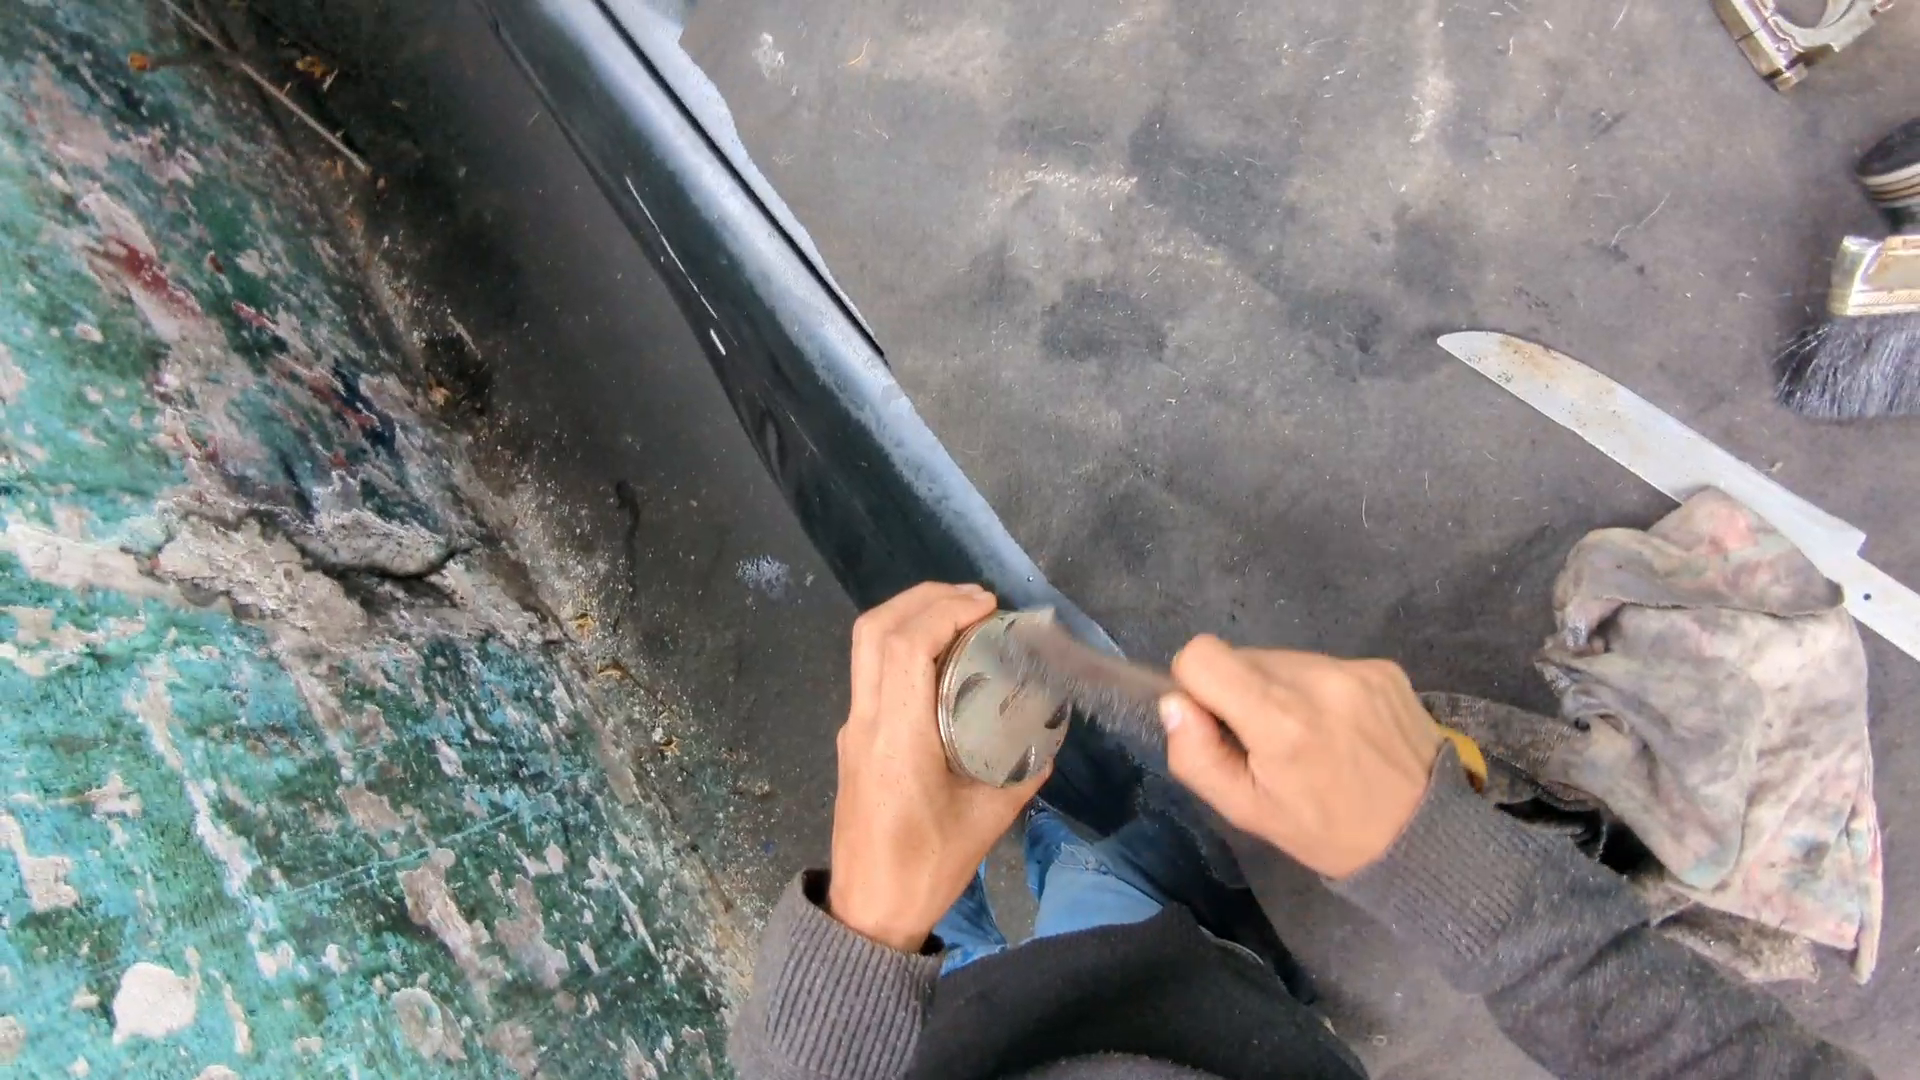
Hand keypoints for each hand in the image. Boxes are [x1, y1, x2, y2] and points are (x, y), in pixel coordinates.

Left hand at [827, 583, 1048, 950]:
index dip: (945, 611)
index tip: (988, 606)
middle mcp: (866, 720)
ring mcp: (853, 724)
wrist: (868, 910)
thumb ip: (1022, 769)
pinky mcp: (854, 733)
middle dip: (925, 597)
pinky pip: (871, 666)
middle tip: (977, 597)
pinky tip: (941, 651)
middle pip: (875, 629)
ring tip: (961, 611)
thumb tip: (1049, 730)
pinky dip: (902, 639)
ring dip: (910, 612)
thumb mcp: (988, 819)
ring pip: (866, 643)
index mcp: (897, 737)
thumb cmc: (927, 867)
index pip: (906, 646)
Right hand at [1159, 637, 1442, 879]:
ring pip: (1279, 658)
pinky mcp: (1382, 667)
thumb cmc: (1327, 831)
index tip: (1215, 720)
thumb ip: (1196, 755)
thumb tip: (1175, 702)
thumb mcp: (1247, 811)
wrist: (1430, 839)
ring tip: (1307, 734)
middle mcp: (1316, 679)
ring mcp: (1355, 669)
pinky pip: (1319, 663)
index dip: (1195, 684)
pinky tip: (1340, 726)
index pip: (1201, 655)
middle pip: (1239, 656)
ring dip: (1277, 689)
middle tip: (1267, 740)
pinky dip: (1316, 690)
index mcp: (1279, 718)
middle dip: (1238, 692)